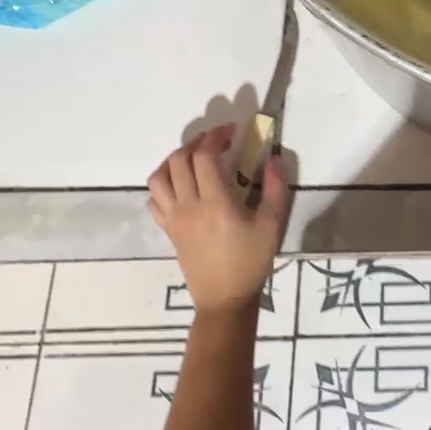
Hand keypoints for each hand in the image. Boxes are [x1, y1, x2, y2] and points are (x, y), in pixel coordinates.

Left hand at [147, 123, 293, 313]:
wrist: (225, 298)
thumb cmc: (251, 260)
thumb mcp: (273, 223)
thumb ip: (275, 188)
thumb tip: (272, 159)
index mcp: (215, 202)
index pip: (205, 156)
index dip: (216, 136)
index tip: (232, 131)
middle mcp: (189, 206)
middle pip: (179, 160)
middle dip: (197, 142)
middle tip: (217, 140)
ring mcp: (174, 218)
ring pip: (159, 177)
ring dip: (175, 159)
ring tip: (195, 157)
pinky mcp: (168, 229)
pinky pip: (155, 199)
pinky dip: (164, 183)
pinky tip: (182, 184)